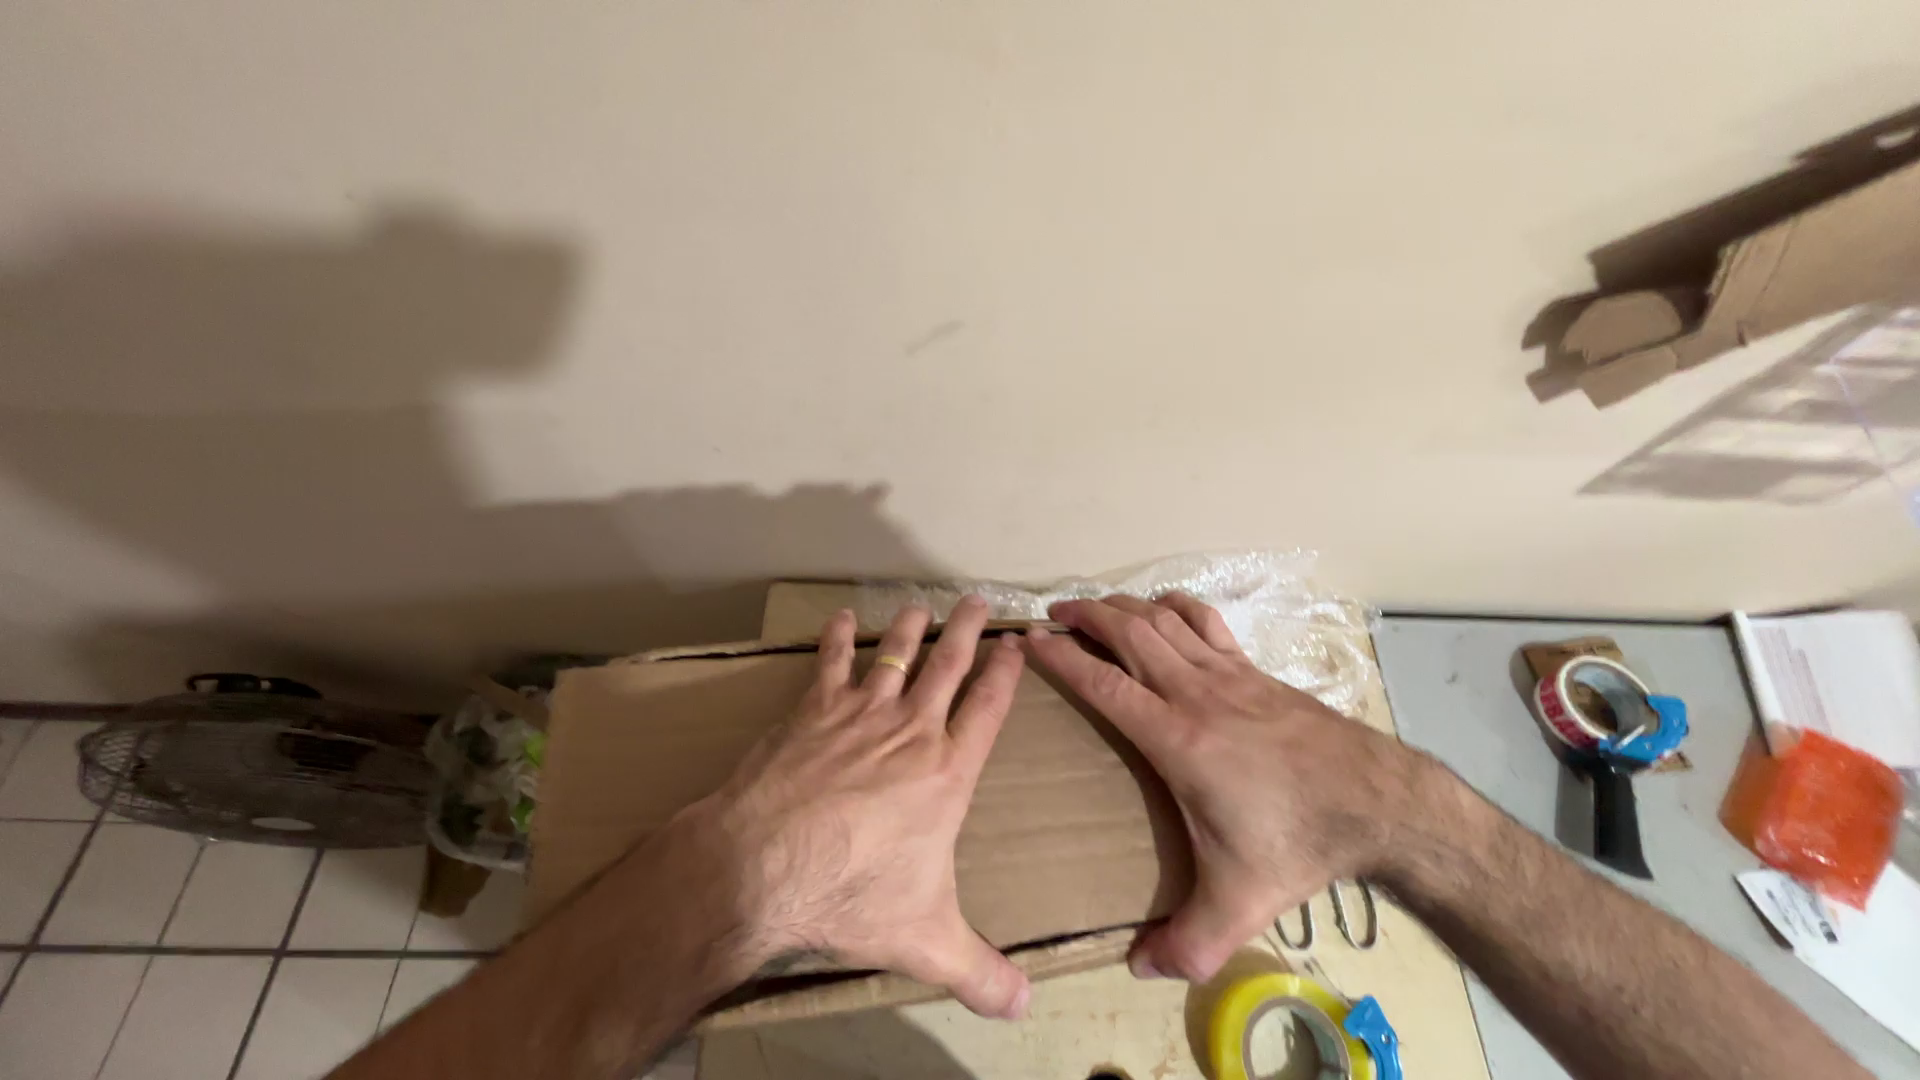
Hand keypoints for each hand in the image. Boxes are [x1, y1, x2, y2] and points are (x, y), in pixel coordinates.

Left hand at [687, 595, 1031, 1018]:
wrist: (763, 866)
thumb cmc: (851, 895)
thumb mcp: (926, 941)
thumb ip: (978, 972)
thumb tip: (1025, 1010)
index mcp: (947, 773)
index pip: (988, 709)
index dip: (1005, 673)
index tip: (1016, 643)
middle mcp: (910, 731)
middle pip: (948, 667)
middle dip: (967, 632)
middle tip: (978, 600)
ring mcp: (859, 714)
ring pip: (895, 657)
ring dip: (910, 629)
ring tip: (921, 606)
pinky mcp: (812, 711)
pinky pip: (830, 664)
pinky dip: (837, 638)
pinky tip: (841, 618)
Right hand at [1026, 593, 1428, 982]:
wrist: (1377, 802)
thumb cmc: (1297, 842)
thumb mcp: (1240, 903)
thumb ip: (1189, 942)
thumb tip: (1140, 970)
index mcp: (1177, 738)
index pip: (1104, 683)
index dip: (1061, 657)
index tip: (1030, 640)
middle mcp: (1195, 693)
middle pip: (1129, 634)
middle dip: (1086, 615)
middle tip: (1054, 612)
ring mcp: (1228, 675)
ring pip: (1163, 621)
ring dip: (1123, 607)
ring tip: (1095, 607)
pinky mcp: (1254, 671)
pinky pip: (1206, 623)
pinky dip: (1176, 606)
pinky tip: (1163, 608)